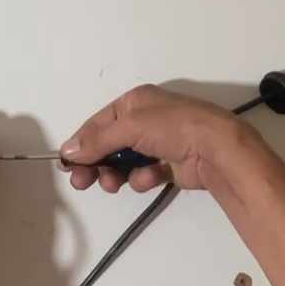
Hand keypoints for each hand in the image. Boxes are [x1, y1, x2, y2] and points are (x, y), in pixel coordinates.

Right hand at [60, 85, 256, 193]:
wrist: (217, 150)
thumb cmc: (173, 127)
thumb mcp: (131, 127)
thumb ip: (98, 140)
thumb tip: (68, 150)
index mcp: (135, 102)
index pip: (99, 122)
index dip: (82, 142)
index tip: (67, 163)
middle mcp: (145, 120)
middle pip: (109, 144)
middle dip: (95, 163)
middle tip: (81, 182)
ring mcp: (158, 143)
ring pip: (124, 162)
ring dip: (116, 173)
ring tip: (113, 183)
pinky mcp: (169, 165)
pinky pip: (144, 174)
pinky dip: (142, 178)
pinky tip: (148, 179)